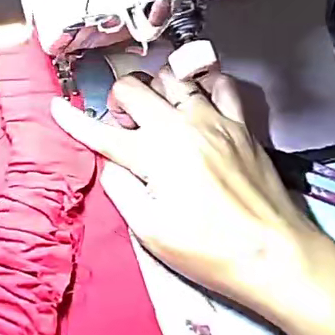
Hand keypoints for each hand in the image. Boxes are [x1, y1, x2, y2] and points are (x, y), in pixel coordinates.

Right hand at [50, 67, 334, 319]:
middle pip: (133, 88)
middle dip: (117, 99)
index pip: (100, 131)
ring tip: (156, 110)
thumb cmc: (209, 251)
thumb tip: (111, 163)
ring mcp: (213, 121)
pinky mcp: (240, 125)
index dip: (73, 119)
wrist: (278, 256)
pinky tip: (196, 98)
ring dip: (154, 88)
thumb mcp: (150, 232)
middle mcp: (179, 127)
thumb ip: (122, 189)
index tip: (56, 107)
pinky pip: (220, 84)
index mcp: (153, 155)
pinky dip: (202, 83)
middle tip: (121, 124)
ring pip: (172, 77)